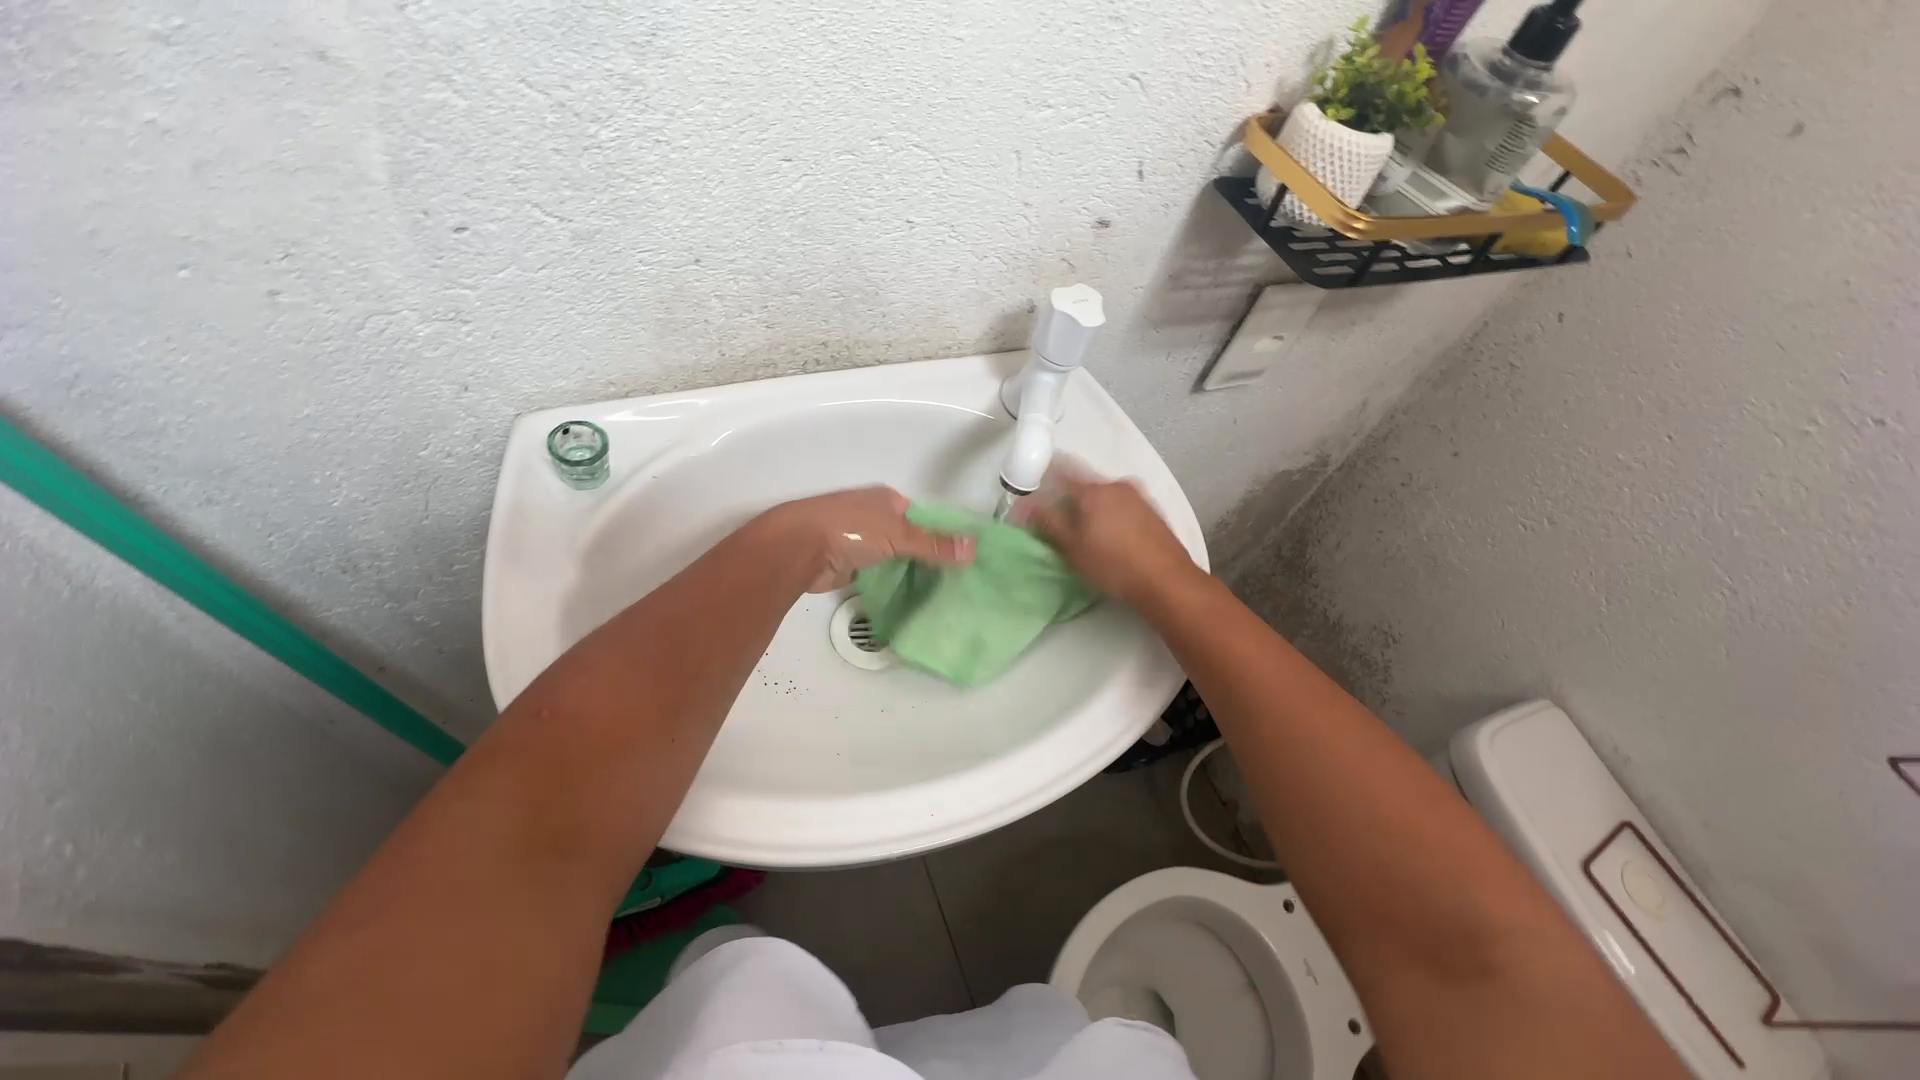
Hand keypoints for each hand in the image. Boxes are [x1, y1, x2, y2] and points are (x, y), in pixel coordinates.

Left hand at [761, 486, 973, 592]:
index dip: (942, 534)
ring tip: (939, 591)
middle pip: (909, 538)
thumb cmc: (850, 530)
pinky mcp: (848, 564)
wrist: (799, 548)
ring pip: (893, 557)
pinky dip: (891, 583)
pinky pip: (877, 574)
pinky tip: (910, 597)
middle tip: (955, 579)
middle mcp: (873, 516)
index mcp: (886, 499)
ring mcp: (859, 541)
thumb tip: (973, 548)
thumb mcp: (900, 534)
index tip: (962, 556)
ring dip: (909, 571)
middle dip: (927, 556)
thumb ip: (935, 544)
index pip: (923, 516)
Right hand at [1024, 471, 1199, 605]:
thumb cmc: (1113, 564)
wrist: (1167, 580)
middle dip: (1068, 496)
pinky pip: (1122, 505)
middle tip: (1057, 519)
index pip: (1061, 469)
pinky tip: (1109, 536)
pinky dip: (1109, 514)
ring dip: (1090, 507)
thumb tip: (1024, 506)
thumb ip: (1046, 521)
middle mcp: (1118, 484)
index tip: (1034, 491)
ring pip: (1104, 495)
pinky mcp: (1153, 511)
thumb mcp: (1072, 547)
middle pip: (1084, 483)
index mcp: (1094, 489)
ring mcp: (1139, 496)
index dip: (1043, 477)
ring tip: (1083, 532)